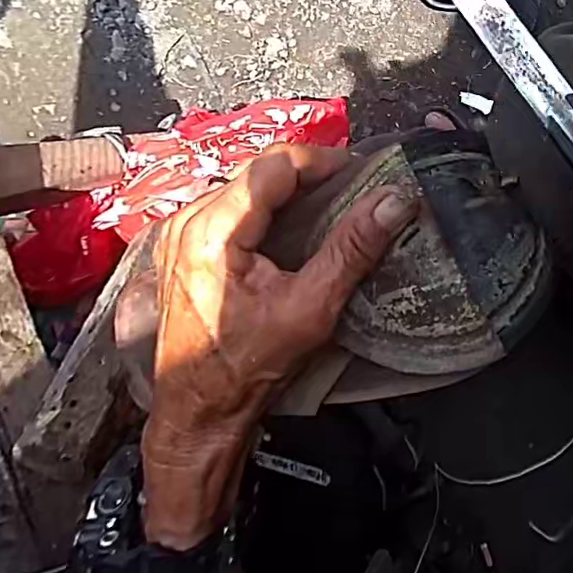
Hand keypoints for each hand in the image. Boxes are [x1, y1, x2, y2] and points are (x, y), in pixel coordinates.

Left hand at [141, 145, 416, 546]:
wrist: (199, 411)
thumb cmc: (246, 368)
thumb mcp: (311, 309)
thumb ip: (352, 249)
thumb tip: (393, 202)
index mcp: (212, 232)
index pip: (273, 165)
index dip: (322, 161)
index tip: (358, 172)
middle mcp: (187, 222)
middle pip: (258, 171)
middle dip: (309, 174)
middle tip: (350, 188)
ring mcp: (179, 232)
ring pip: (244, 185)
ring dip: (289, 190)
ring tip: (329, 204)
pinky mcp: (182, 245)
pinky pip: (231, 205)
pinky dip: (268, 207)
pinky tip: (293, 228)